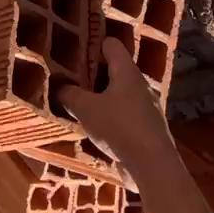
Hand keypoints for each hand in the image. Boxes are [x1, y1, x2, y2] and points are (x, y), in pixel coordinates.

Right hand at [55, 36, 176, 171]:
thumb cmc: (119, 128)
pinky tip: (96, 126)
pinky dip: (110, 115)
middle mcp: (140, 85)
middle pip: (114, 69)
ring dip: (101, 96)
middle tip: (70, 76)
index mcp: (127, 71)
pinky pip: (125, 113)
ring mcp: (147, 109)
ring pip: (119, 93)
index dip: (92, 43)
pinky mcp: (148, 130)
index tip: (73, 49)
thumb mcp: (85, 108)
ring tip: (80, 102)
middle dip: (93, 72)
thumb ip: (69, 93)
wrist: (154, 169)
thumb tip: (58, 86)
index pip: (110, 44)